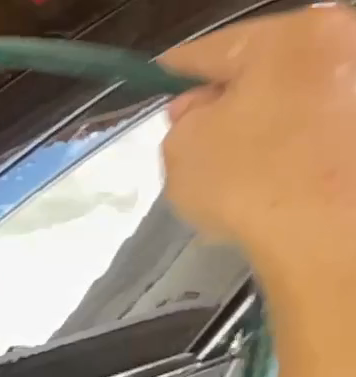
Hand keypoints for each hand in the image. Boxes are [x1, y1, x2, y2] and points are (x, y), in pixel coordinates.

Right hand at [161, 5, 355, 279]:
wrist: (333, 225)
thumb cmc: (249, 179)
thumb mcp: (181, 148)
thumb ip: (185, 117)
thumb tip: (201, 106)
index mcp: (293, 36)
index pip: (209, 49)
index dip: (172, 73)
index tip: (153, 85)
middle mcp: (347, 37)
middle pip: (266, 61)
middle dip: (230, 91)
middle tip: (198, 128)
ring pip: (301, 85)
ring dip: (268, 110)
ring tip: (242, 152)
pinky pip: (328, 112)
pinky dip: (301, 131)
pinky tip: (281, 163)